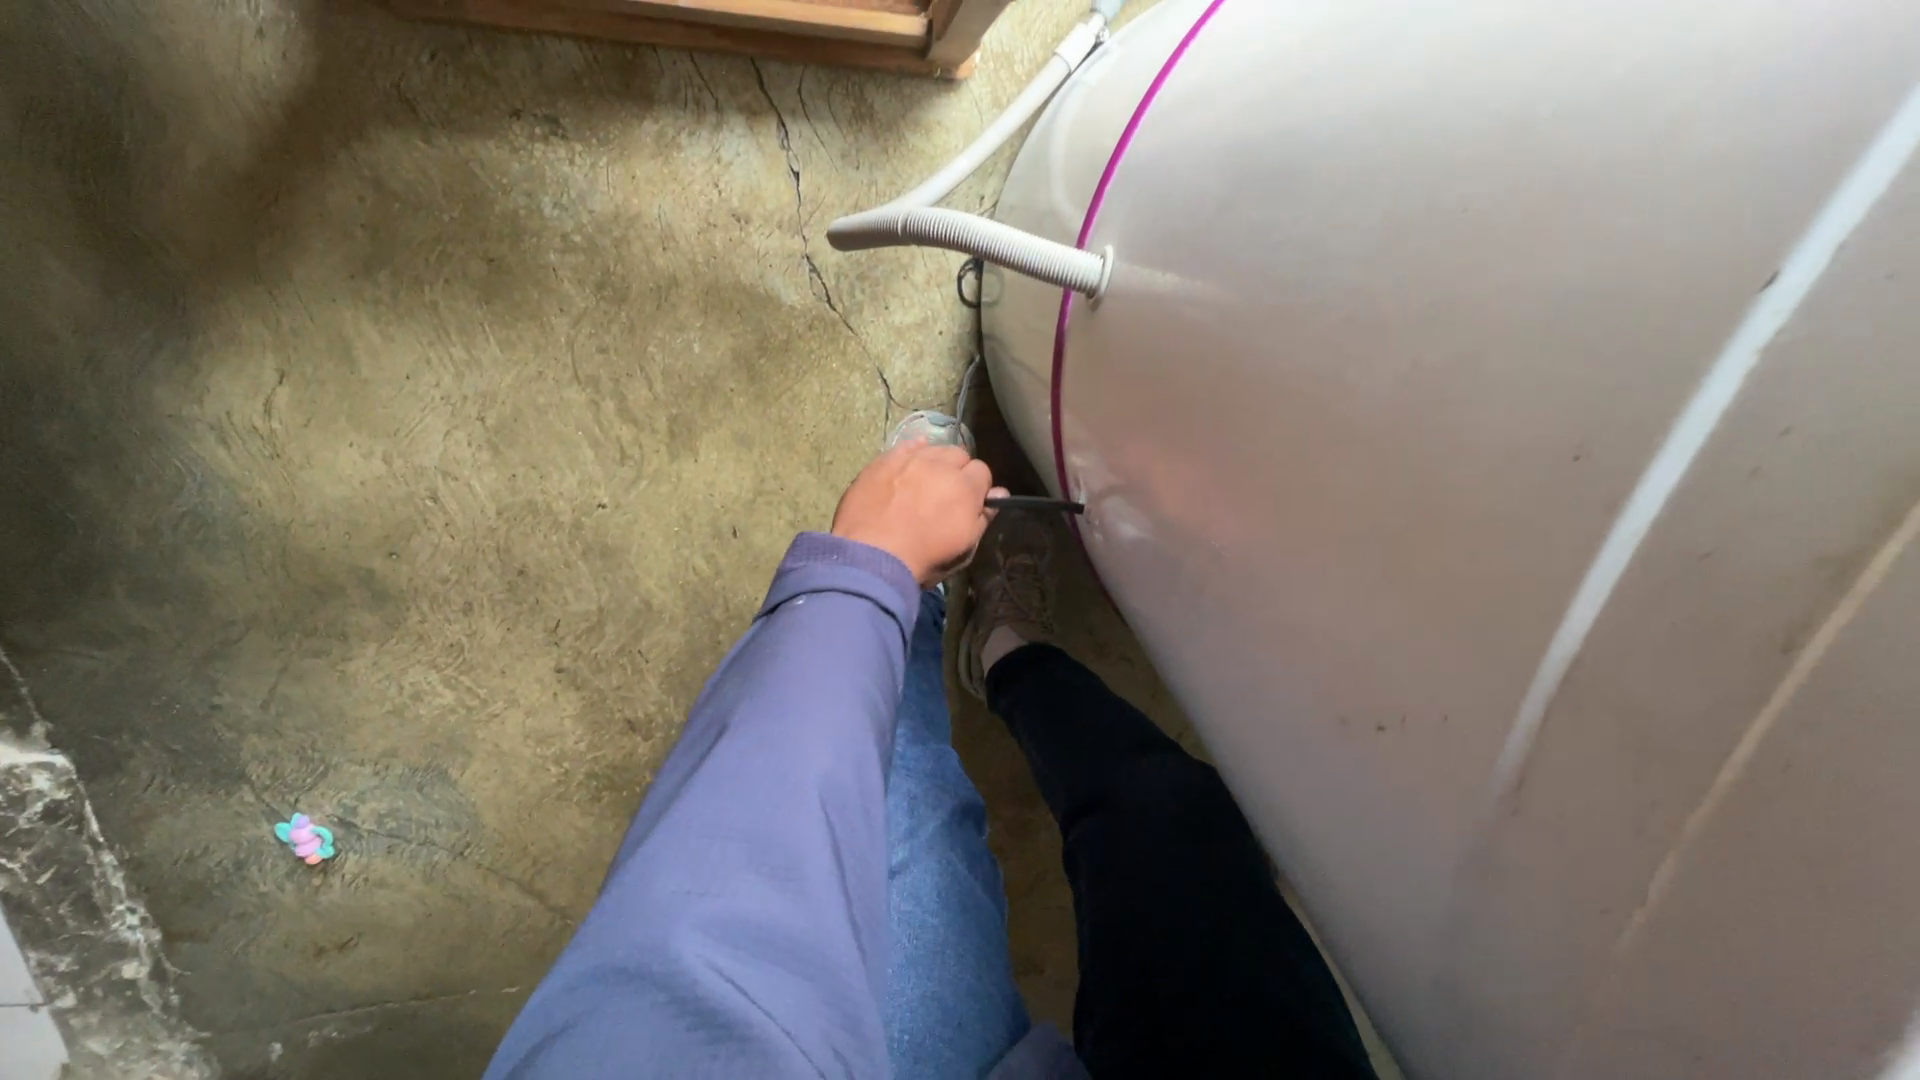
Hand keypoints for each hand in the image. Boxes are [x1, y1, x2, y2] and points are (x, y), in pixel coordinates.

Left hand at [832, 440, 1007, 585]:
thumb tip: (999, 493)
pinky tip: (910, 460)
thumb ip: (983, 517)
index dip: (978, 487)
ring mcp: (909, 460)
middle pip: (958, 454)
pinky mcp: (883, 461)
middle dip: (957, 471)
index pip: (983, 472)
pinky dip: (912, 450)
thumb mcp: (964, 549)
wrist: (872, 558)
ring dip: (934, 461)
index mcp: (965, 487)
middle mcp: (940, 465)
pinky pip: (905, 446)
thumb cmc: (924, 559)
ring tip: (924, 482)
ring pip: (932, 448)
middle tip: (945, 494)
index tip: (969, 503)